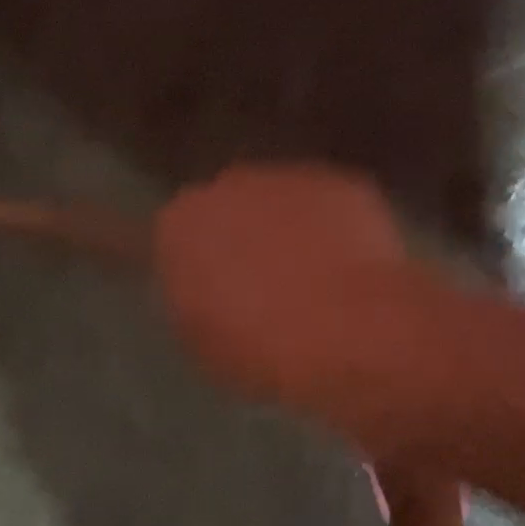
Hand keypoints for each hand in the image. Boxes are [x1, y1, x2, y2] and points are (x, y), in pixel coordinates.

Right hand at [153, 162, 448, 455]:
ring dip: (285, 230)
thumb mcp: (201, 343)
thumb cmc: (261, 348)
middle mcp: (228, 185)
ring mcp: (289, 177)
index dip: (191, 263)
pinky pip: (326, 206)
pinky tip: (345, 268)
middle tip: (258, 285)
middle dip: (238, 237)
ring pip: (278, 202)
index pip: (172, 235)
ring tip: (308, 277)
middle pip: (227, 207)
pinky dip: (331, 228)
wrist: (352, 331)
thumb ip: (190, 302)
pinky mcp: (343, 182)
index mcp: (179, 224)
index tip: (207, 291)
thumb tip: (201, 292)